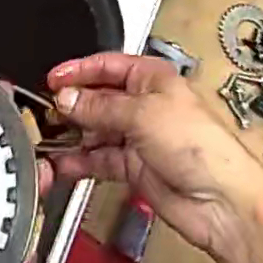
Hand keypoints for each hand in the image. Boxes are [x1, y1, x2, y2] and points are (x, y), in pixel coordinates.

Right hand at [47, 53, 262, 262]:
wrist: (217, 197)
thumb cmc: (200, 143)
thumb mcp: (143, 112)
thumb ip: (102, 106)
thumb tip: (70, 97)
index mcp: (152, 76)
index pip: (109, 64)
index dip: (80, 69)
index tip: (54, 77)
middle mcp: (145, 102)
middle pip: (100, 97)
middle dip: (74, 103)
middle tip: (46, 110)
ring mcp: (140, 134)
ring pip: (97, 129)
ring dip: (74, 134)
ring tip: (48, 138)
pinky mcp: (135, 164)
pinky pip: (100, 158)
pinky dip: (81, 161)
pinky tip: (62, 163)